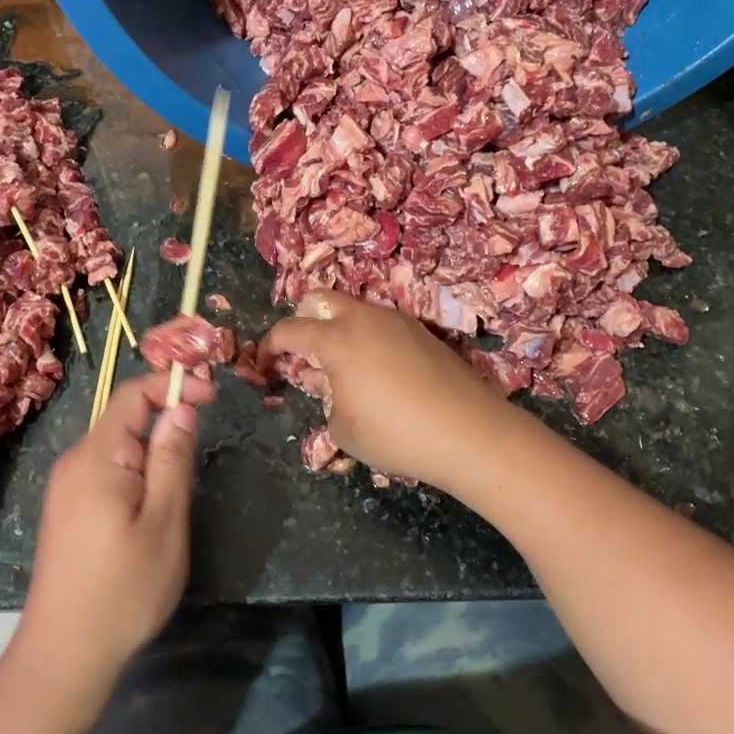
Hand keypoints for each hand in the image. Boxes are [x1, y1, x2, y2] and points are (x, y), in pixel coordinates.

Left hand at [18, 370, 214, 679]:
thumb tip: (181, 408)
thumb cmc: (123, 589)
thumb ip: (173, 460)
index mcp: (98, 457)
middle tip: (200, 451)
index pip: (133, 394)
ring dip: (152, 452)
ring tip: (178, 493)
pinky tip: (149, 510)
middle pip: (124, 419)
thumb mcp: (164, 524)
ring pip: (117, 447)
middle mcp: (75, 461)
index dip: (173, 385)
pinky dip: (135, 472)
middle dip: (165, 421)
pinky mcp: (67, 509)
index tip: (212, 394)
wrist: (64, 652)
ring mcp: (66, 486)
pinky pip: (106, 470)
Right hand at [260, 290, 517, 487]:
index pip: (289, 330)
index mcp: (337, 340)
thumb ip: (328, 399)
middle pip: (320, 299)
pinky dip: (367, 338)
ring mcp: (397, 321)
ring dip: (338, 328)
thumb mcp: (343, 429)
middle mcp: (365, 319)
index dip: (268, 346)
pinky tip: (379, 373)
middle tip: (301, 354)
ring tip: (343, 367)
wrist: (470, 433)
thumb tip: (336, 387)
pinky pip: (382, 324)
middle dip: (302, 320)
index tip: (263, 366)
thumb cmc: (397, 434)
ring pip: (354, 309)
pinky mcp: (423, 332)